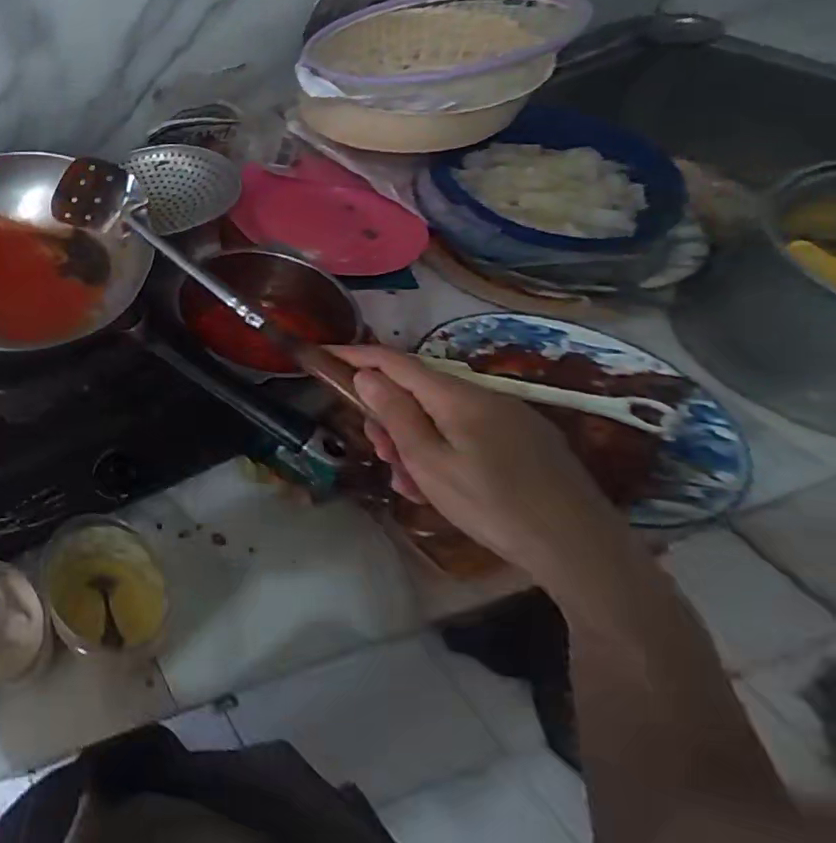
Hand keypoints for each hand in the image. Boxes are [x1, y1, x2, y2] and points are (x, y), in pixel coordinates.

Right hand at [328, 345, 633, 587]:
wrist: (584, 553)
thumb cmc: (492, 505)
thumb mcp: (428, 462)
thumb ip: (395, 415)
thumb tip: (367, 375)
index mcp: (460, 399)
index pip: (396, 363)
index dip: (357, 355)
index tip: (323, 354)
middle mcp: (488, 399)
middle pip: (419, 393)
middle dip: (388, 416)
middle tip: (379, 454)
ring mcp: (513, 422)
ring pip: (441, 418)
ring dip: (413, 442)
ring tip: (409, 483)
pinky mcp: (528, 445)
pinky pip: (468, 435)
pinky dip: (442, 452)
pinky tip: (439, 487)